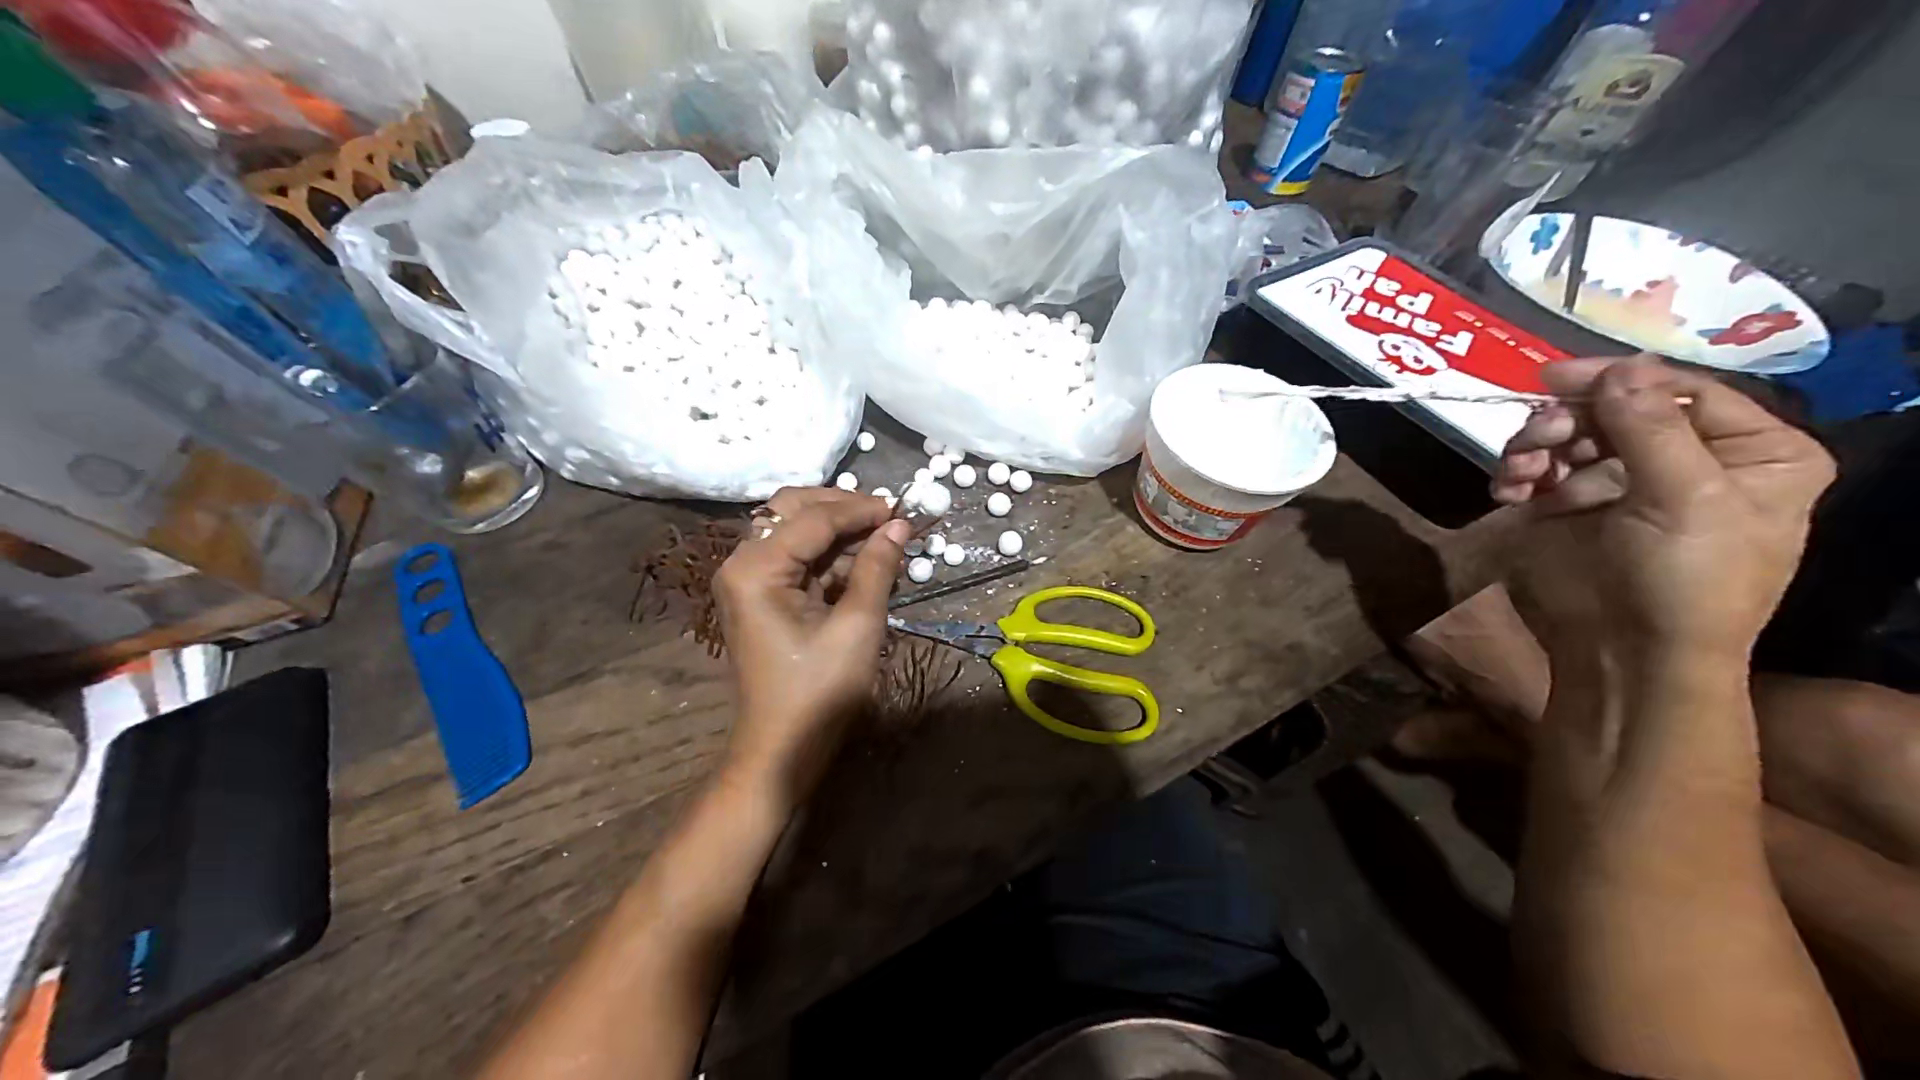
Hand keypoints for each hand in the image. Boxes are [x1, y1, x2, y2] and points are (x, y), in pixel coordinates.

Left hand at [712, 487, 911, 803]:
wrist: (782, 749)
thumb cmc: (819, 691)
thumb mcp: (857, 626)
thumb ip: (876, 568)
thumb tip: (900, 525)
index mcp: (756, 569)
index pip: (813, 519)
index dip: (861, 510)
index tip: (902, 509)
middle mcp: (742, 564)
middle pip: (793, 511)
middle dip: (843, 509)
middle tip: (888, 517)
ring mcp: (748, 580)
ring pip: (795, 532)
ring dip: (839, 532)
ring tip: (884, 540)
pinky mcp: (760, 596)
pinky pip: (796, 559)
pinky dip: (829, 556)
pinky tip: (864, 564)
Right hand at [1492, 356, 1833, 664]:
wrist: (1623, 654)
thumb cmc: (1685, 579)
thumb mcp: (1686, 499)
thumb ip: (1651, 428)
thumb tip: (1617, 367)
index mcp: (1749, 452)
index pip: (1682, 391)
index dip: (1620, 379)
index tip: (1554, 376)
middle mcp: (1685, 459)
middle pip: (1615, 410)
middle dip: (1568, 421)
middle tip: (1536, 437)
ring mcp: (1620, 483)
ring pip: (1569, 436)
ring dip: (1535, 447)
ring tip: (1518, 474)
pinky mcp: (1567, 506)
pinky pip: (1538, 470)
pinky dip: (1517, 475)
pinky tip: (1509, 494)